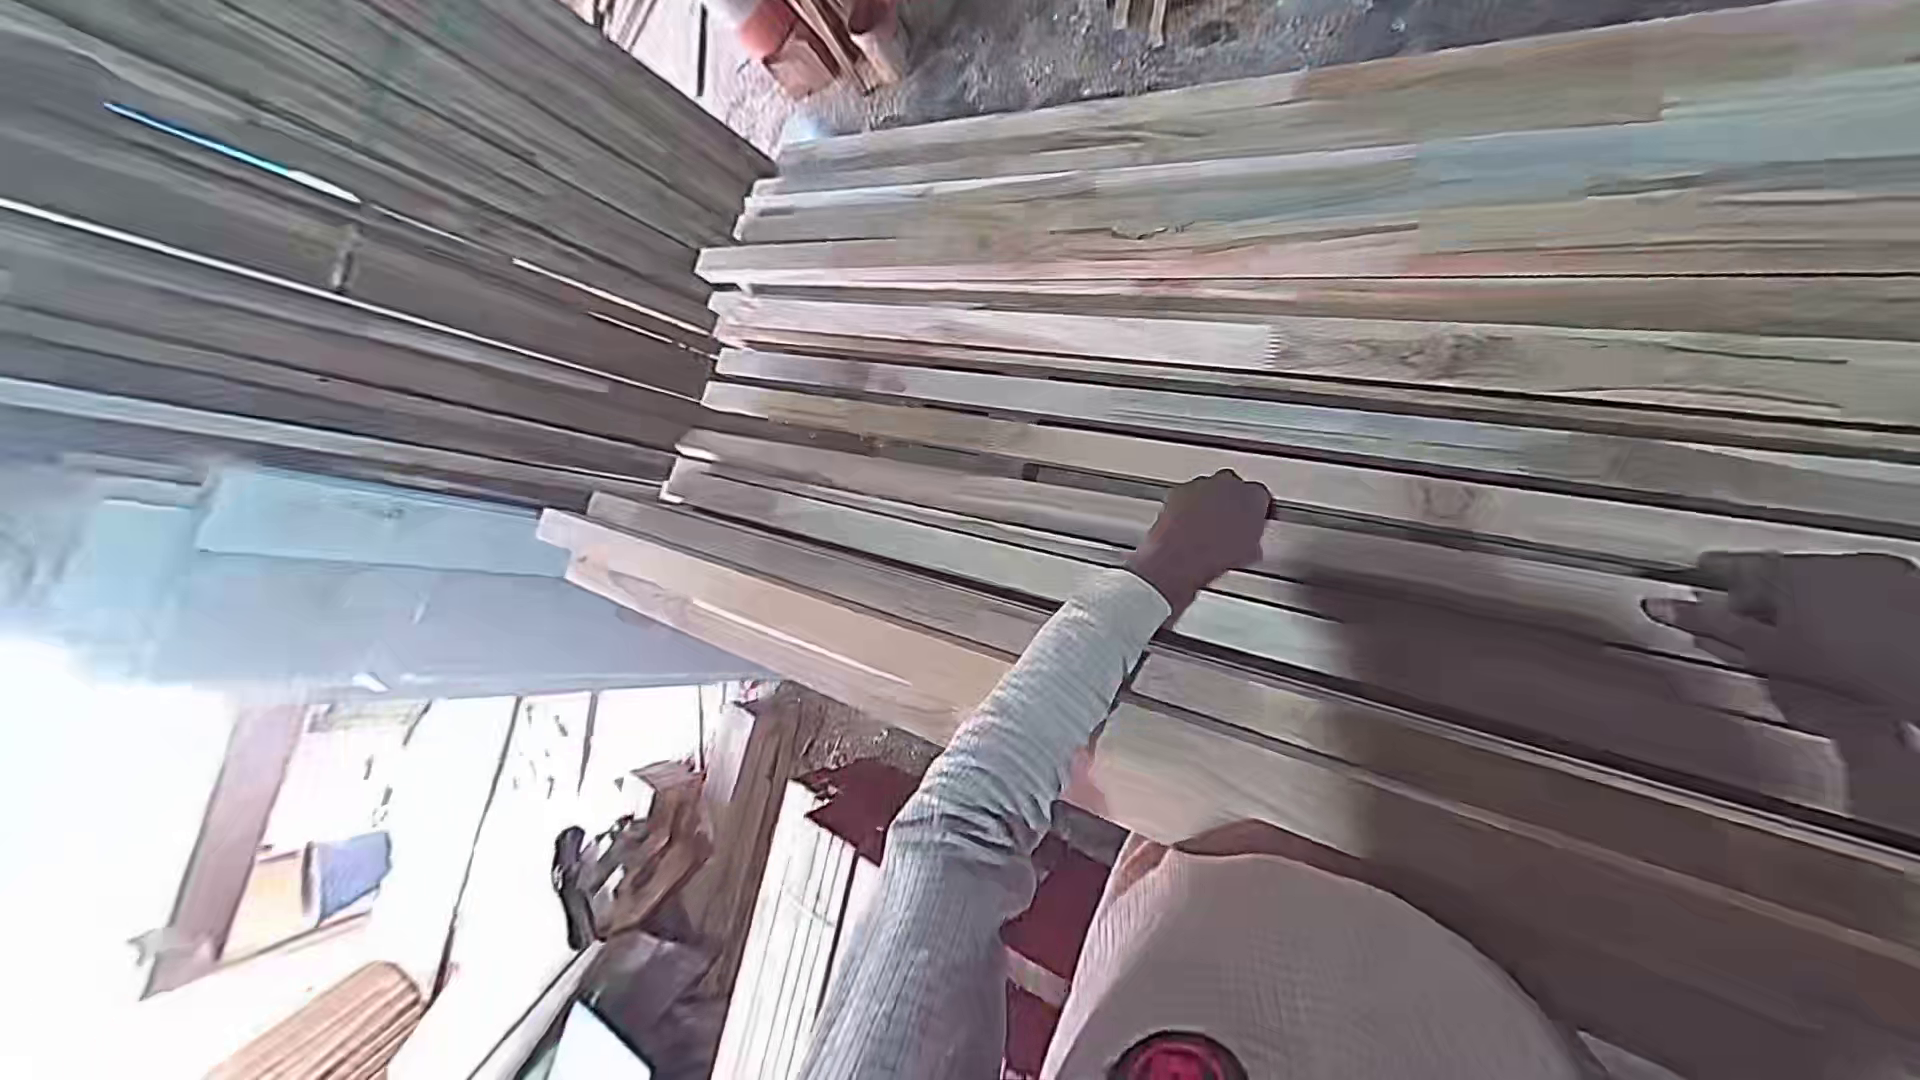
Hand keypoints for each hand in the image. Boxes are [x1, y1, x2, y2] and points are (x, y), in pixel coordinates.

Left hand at [1125, 470, 1270, 615]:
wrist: (1180, 558)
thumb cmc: (1214, 555)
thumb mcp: (1249, 552)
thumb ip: (1252, 537)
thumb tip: (1247, 543)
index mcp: (1252, 496)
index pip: (1260, 496)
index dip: (1256, 510)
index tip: (1252, 521)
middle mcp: (1227, 484)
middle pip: (1233, 488)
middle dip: (1231, 503)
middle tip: (1228, 525)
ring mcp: (1200, 486)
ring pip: (1207, 491)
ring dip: (1207, 504)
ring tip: (1205, 528)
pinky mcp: (1177, 492)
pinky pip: (1185, 497)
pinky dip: (1186, 507)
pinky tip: (1186, 526)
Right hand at [1643, 552, 1919, 743]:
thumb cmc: (1849, 660)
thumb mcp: (1762, 647)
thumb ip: (1705, 623)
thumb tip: (1655, 606)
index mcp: (1784, 569)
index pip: (1726, 563)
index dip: (1707, 575)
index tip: (1698, 578)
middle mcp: (1830, 561)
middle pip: (1774, 573)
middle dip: (1758, 596)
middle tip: (1745, 622)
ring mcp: (1880, 572)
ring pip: (1817, 581)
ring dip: (1799, 602)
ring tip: (1793, 633)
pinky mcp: (1912, 587)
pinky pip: (1859, 589)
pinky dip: (1840, 606)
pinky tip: (1840, 634)